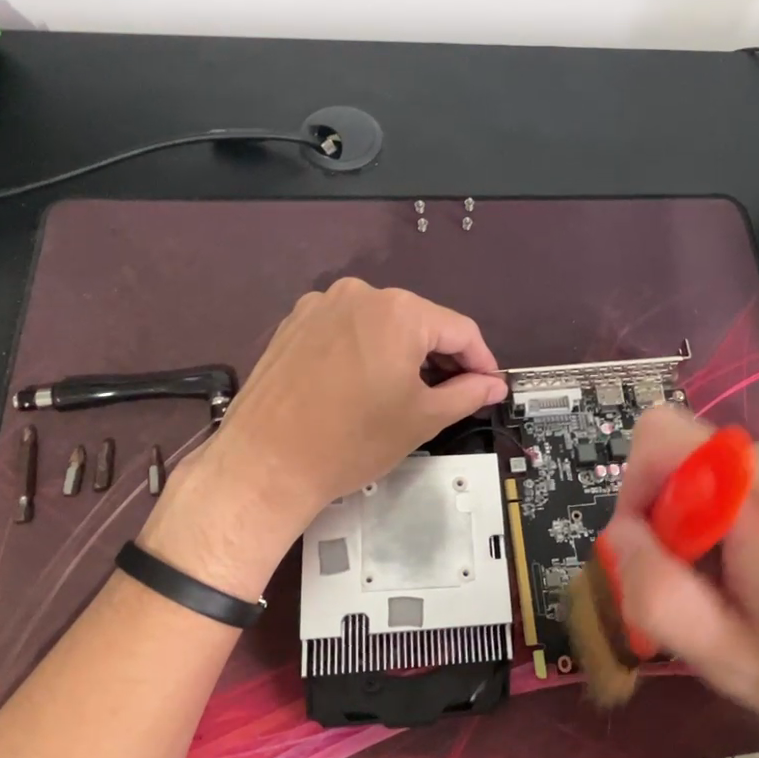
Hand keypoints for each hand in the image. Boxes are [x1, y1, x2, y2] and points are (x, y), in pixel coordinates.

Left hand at [137, 279, 506, 599]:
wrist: (266, 463)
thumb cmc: (352, 441)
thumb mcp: (422, 419)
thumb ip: (467, 394)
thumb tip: (493, 385)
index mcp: (399, 311)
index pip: (460, 329)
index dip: (482, 360)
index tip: (489, 387)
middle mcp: (360, 294)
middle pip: (419, 321)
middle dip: (440, 357)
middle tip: (451, 395)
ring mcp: (320, 305)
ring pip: (380, 324)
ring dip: (401, 353)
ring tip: (404, 394)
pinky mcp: (293, 323)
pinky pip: (346, 330)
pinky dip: (364, 351)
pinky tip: (360, 387)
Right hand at [604, 406, 758, 757]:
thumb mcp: (728, 661)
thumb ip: (652, 592)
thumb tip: (622, 533)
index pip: (657, 438)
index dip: (638, 494)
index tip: (664, 559)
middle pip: (684, 455)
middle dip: (676, 519)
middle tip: (713, 591)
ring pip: (714, 465)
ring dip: (711, 519)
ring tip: (754, 585)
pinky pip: (751, 468)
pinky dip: (743, 509)